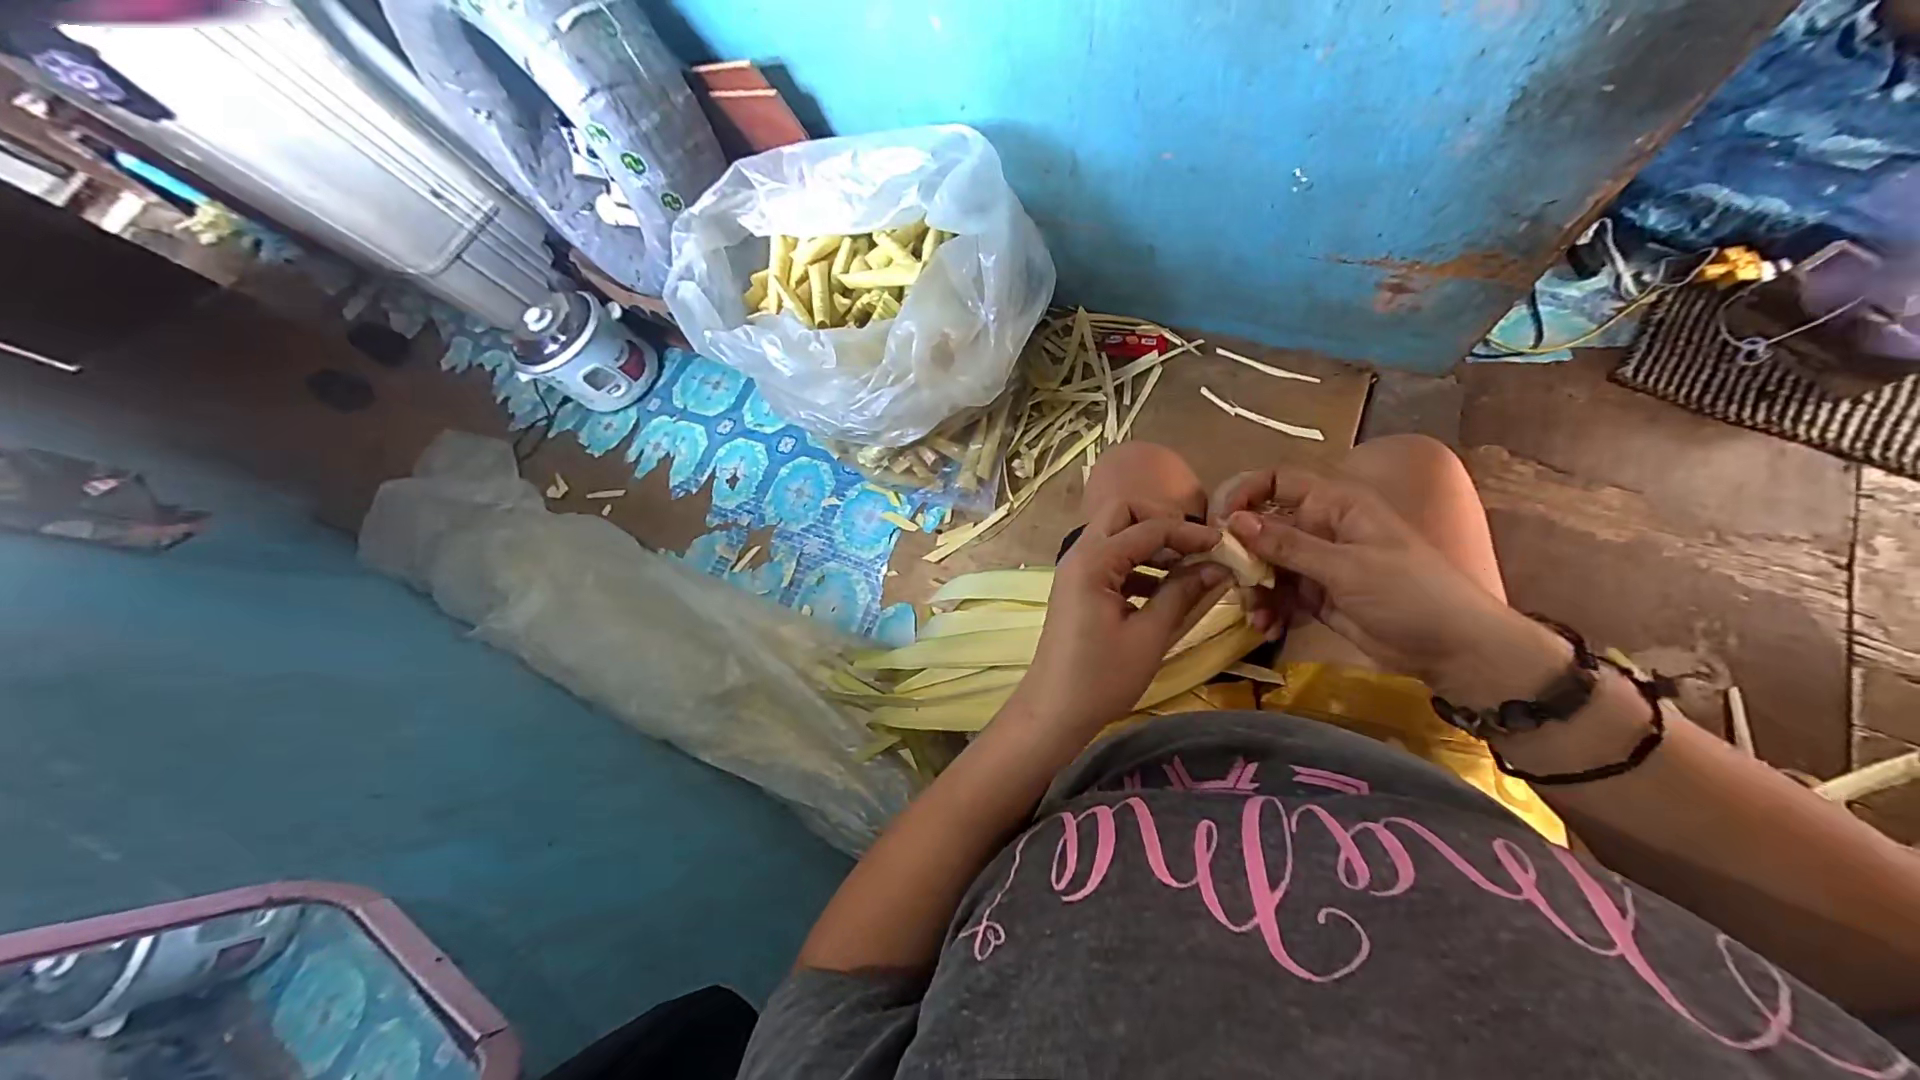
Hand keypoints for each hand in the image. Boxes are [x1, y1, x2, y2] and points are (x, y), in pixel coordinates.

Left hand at [1006, 504, 1229, 738]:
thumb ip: (1183, 594)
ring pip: (1115, 535)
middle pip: (1122, 513)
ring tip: (1188, 570)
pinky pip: (1110, 561)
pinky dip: (1138, 565)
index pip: (1148, 527)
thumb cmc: (1101, 678)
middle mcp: (1079, 556)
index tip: (1224, 546)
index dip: (1189, 533)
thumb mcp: (1150, 636)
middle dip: (1162, 523)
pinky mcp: (1078, 589)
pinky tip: (1164, 590)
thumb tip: (1218, 567)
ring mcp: (1075, 572)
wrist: (1054, 710)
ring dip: (1151, 544)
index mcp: (1093, 561)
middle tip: (1195, 548)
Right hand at [1215, 468, 1567, 706]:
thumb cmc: (1410, 594)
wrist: (1455, 650)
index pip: (1279, 482)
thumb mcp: (1346, 567)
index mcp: (1336, 505)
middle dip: (1243, 554)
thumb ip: (1287, 545)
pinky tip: (1268, 628)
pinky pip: (1278, 595)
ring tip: (1256, 614)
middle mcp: (1322, 529)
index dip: (1245, 493)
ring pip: (1266, 565)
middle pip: (1263, 527)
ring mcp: (1318, 564)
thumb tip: (1233, 521)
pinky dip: (1268, 610)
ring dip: (1253, 589)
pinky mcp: (1316, 596)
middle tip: (1230, 580)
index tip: (1219, 522)